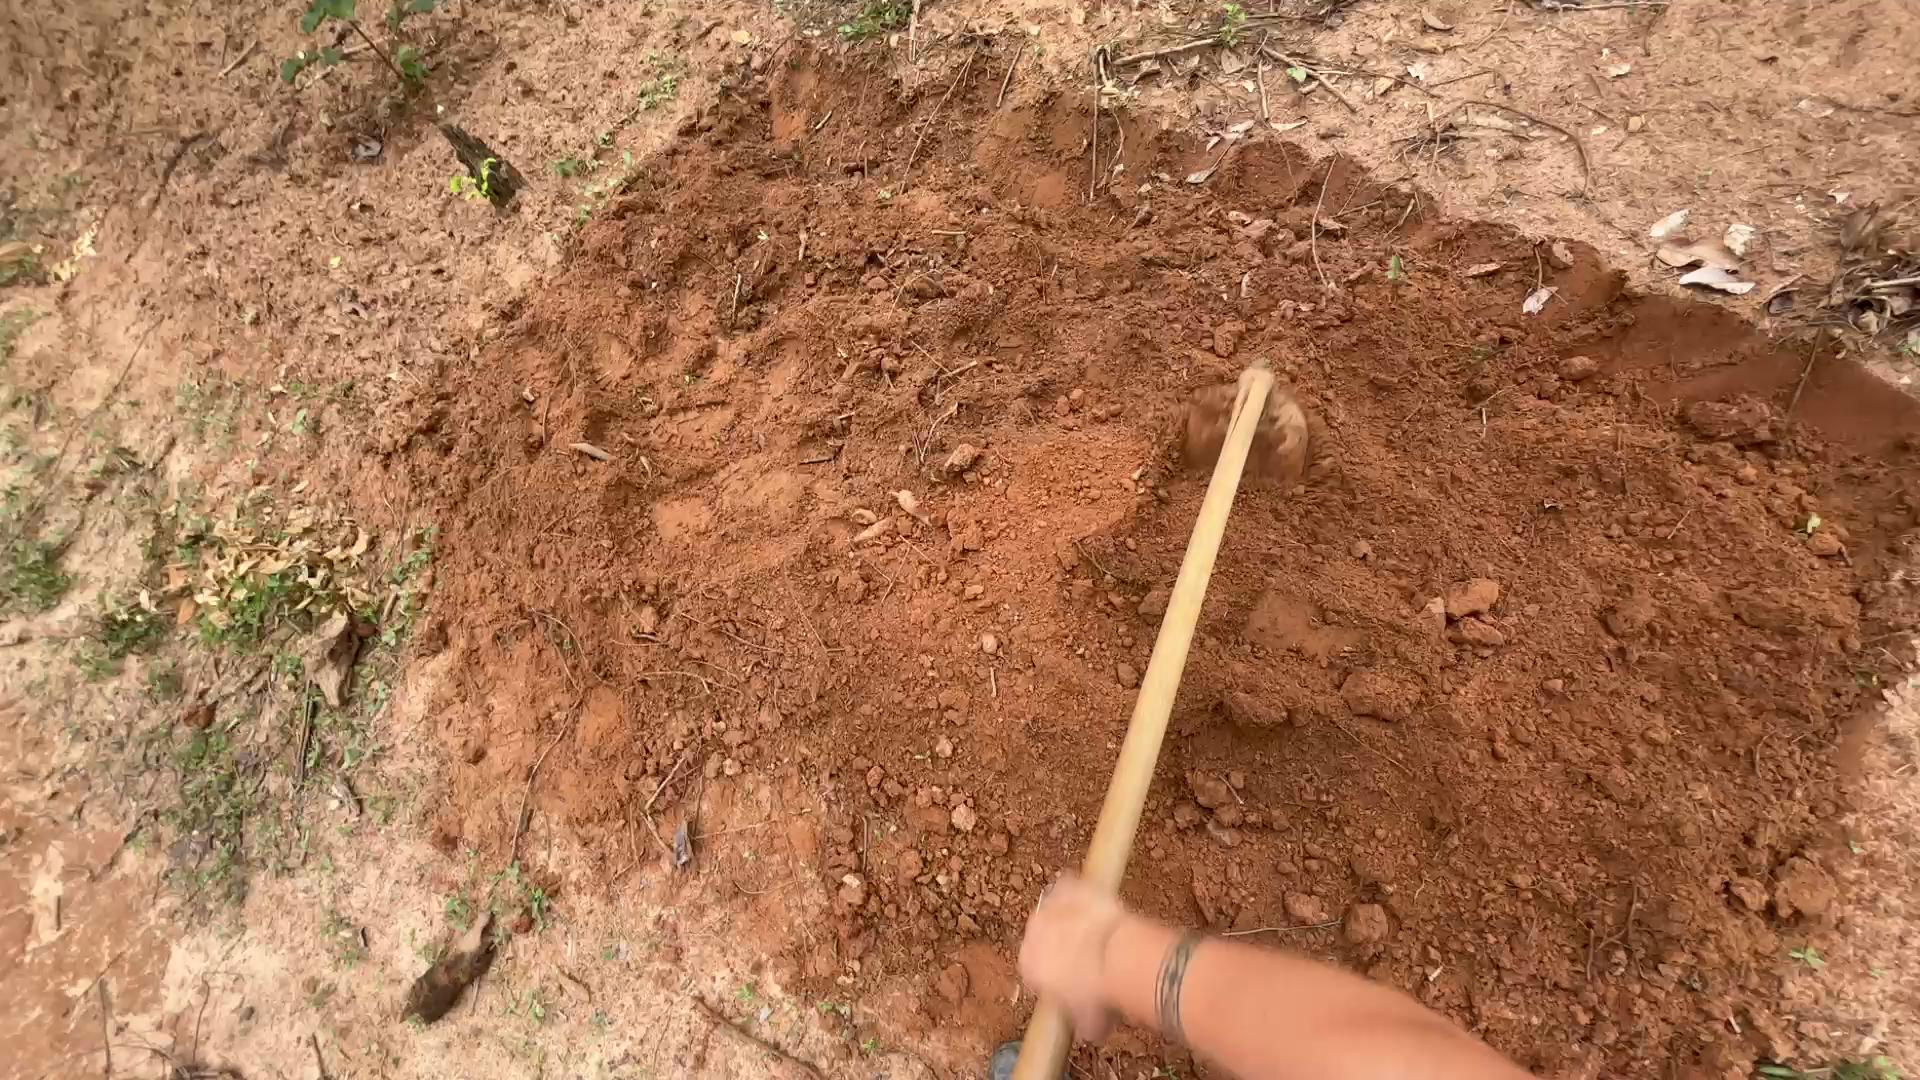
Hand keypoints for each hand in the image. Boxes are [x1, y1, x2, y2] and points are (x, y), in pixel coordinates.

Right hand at [1017, 875, 1126, 1040]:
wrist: (1117, 956)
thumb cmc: (1097, 991)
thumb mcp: (1087, 1020)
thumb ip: (1080, 1019)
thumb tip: (1089, 1025)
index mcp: (1028, 965)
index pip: (1032, 970)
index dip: (1051, 977)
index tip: (1068, 983)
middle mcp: (1032, 933)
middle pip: (1041, 938)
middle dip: (1057, 946)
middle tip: (1082, 959)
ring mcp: (1050, 906)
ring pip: (1054, 911)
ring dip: (1066, 919)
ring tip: (1089, 932)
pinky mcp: (1070, 886)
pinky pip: (1068, 888)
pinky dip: (1077, 894)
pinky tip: (1092, 905)